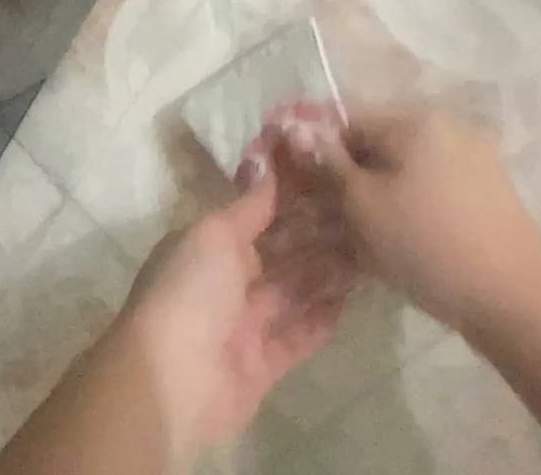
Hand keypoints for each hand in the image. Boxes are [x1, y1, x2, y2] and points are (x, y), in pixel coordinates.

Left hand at [110, 174, 335, 456]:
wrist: (173, 378)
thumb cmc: (190, 290)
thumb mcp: (215, 234)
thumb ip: (247, 205)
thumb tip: (265, 162)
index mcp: (203, 244)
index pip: (249, 216)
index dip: (282, 199)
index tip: (322, 180)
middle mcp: (221, 280)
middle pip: (273, 254)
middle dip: (310, 237)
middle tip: (357, 218)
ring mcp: (241, 324)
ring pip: (289, 293)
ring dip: (323, 275)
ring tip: (366, 253)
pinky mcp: (262, 363)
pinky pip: (297, 335)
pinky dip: (321, 318)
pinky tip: (351, 299)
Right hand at [312, 108, 540, 331]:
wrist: (519, 306)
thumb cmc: (427, 244)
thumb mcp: (361, 203)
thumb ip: (327, 162)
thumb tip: (299, 131)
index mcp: (416, 119)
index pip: (346, 121)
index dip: (319, 153)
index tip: (305, 189)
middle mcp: (448, 128)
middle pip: (377, 144)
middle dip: (350, 177)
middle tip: (331, 218)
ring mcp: (475, 161)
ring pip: (404, 170)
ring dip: (378, 196)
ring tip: (363, 237)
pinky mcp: (490, 195)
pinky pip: (432, 189)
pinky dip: (409, 208)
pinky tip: (400, 243)